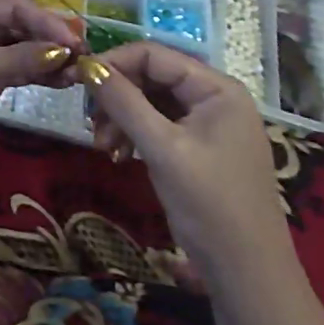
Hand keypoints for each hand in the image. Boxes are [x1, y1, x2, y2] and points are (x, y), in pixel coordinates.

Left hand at [0, 0, 81, 147]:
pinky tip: (63, 81)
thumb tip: (65, 52)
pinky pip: (21, 67)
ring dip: (50, 59)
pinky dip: (40, 73)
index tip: (75, 42)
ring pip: (26, 48)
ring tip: (77, 73)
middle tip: (83, 58)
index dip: (48, 23)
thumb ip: (24, 57)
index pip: (18, 8)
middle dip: (52, 41)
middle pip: (24, 27)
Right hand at [80, 41, 293, 284]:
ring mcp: (208, 123)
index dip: (113, 63)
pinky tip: (118, 154)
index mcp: (217, 89)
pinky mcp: (198, 146)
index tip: (78, 84)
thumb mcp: (160, 147)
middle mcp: (215, 98)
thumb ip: (123, 101)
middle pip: (150, 76)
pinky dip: (132, 133)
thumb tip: (86, 64)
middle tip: (91, 125)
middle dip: (115, 95)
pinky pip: (157, 123)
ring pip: (149, 100)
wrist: (245, 270)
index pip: (153, 54)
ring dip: (119, 117)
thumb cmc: (208, 202)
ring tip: (103, 146)